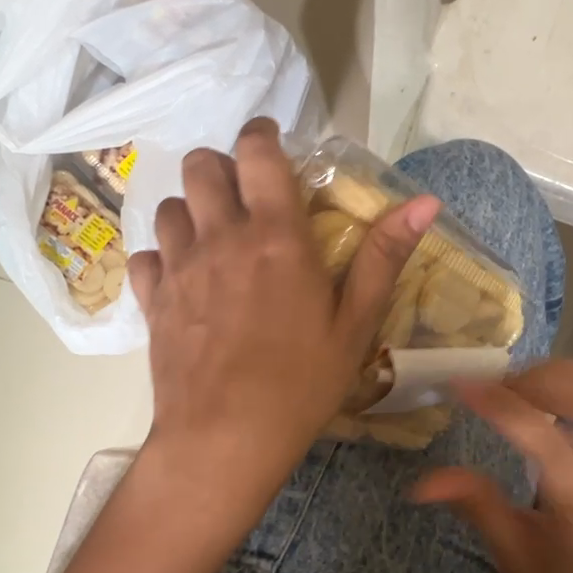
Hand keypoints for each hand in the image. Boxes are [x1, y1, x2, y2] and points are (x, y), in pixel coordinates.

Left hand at [129, 119, 439, 484]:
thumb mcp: (355, 323)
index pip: (257, 152)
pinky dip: (163, 255)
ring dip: (193, 209)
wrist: (226, 438)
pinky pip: (147, 255)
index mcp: (276, 236)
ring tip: (215, 235)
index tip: (271, 142)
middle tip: (244, 193)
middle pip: (201, 165)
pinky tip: (183, 277)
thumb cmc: (301, 383)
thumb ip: (383, 257)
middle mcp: (221, 238)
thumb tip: (425, 201)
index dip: (262, 134)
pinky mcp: (153, 302)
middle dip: (222, 165)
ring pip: (170, 206)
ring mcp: (180, 268)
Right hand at [411, 361, 572, 572]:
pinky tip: (545, 391)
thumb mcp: (510, 556)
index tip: (461, 386)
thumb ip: (476, 507)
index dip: (502, 407)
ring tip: (517, 382)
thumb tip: (420, 484)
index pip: (548, 443)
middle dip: (540, 381)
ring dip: (562, 376)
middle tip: (495, 384)